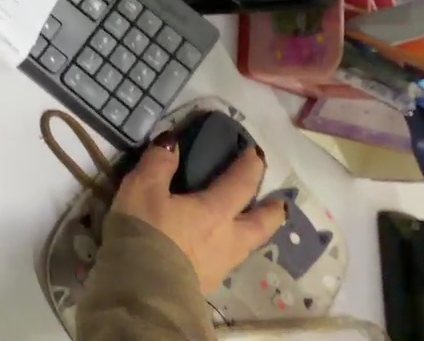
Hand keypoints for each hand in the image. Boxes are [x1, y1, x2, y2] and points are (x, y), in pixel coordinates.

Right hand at [110, 131, 287, 291]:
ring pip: (250, 244)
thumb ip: (158, 163)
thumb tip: (172, 140)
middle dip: (272, 210)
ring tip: (255, 225)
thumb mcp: (142, 187)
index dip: (249, 167)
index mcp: (214, 211)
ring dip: (258, 231)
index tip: (258, 153)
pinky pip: (231, 258)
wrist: (145, 282)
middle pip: (260, 223)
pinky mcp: (210, 279)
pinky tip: (224, 249)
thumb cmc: (146, 228)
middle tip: (280, 202)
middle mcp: (228, 237)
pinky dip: (235, 248)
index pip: (239, 184)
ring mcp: (223, 262)